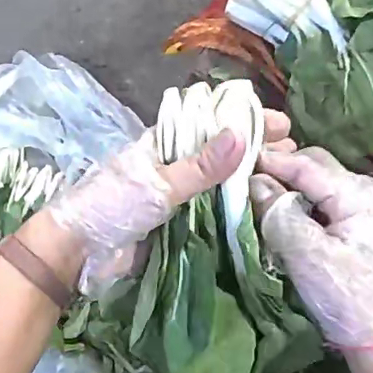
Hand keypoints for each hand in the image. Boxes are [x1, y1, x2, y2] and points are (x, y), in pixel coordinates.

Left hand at [45, 109, 292, 291]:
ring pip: (216, 183)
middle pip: (218, 152)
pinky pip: (209, 211)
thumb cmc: (111, 206)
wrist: (79, 252)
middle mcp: (170, 166)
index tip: (281, 124)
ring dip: (248, 179)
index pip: (209, 123)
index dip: (244, 120)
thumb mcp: (157, 183)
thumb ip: (199, 166)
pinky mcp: (174, 224)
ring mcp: (173, 196)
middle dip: (253, 149)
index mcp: (161, 145)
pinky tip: (260, 208)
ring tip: (285, 178)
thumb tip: (240, 134)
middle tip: (293, 153)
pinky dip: (233, 208)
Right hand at [251, 147, 372, 366]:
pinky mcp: (354, 226)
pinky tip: (277, 213)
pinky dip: (296, 202)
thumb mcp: (307, 255)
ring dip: (286, 186)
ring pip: (315, 183)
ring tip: (254, 193)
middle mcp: (364, 191)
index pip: (306, 165)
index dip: (270, 160)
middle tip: (242, 177)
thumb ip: (280, 214)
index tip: (235, 159)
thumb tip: (254, 182)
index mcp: (358, 194)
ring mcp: (361, 208)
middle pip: (314, 165)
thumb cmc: (344, 296)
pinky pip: (319, 201)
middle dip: (279, 169)